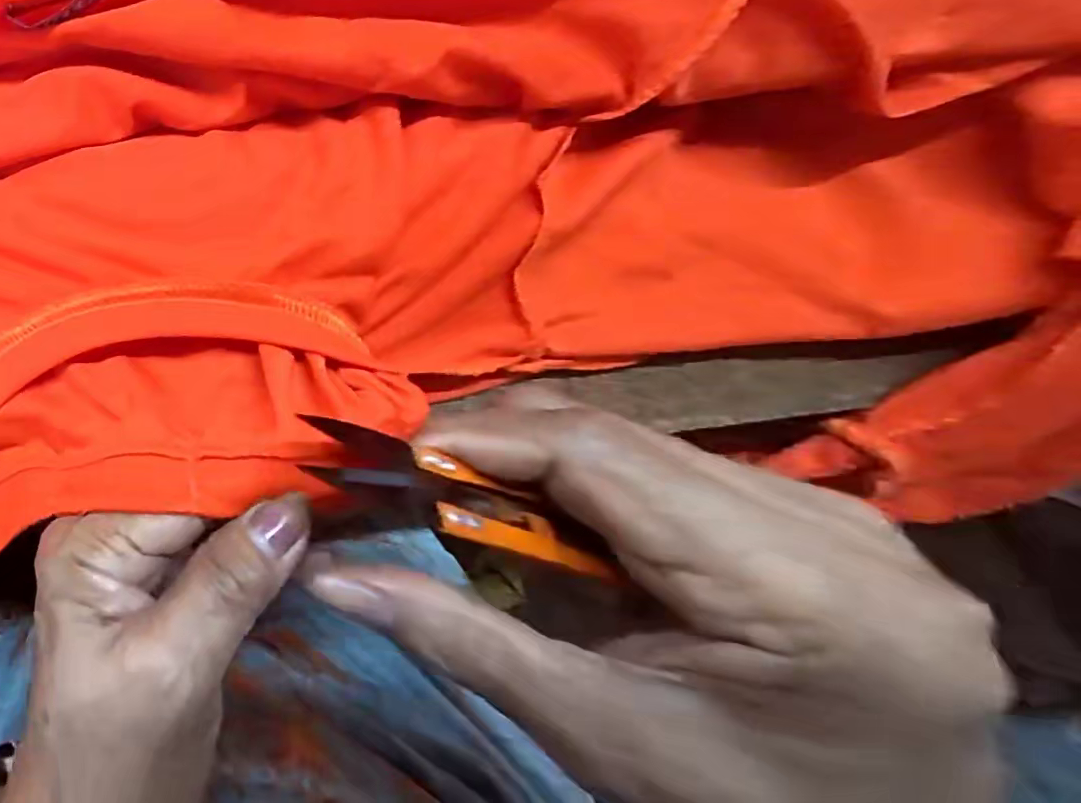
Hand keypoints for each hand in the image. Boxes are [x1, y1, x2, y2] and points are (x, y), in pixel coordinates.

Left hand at [0, 496, 310, 802]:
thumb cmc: (118, 749)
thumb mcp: (175, 666)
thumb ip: (228, 583)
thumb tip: (290, 509)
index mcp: (84, 540)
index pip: (172, 488)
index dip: (238, 475)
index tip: (303, 463)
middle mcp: (98, 528)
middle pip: (184, 491)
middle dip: (247, 484)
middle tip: (314, 470)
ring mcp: (125, 550)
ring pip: (200, 512)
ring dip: (252, 507)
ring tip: (310, 484)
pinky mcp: (152, 573)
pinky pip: (205, 540)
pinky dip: (245, 535)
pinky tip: (286, 521)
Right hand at [304, 385, 1008, 802]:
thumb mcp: (586, 727)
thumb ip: (455, 634)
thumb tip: (326, 576)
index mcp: (800, 589)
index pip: (600, 457)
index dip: (484, 438)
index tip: (397, 456)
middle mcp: (832, 524)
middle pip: (614, 432)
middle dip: (498, 442)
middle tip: (422, 479)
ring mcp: (830, 510)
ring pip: (631, 434)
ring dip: (533, 453)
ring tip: (475, 495)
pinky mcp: (810, 512)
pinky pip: (660, 458)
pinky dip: (581, 472)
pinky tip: (553, 514)